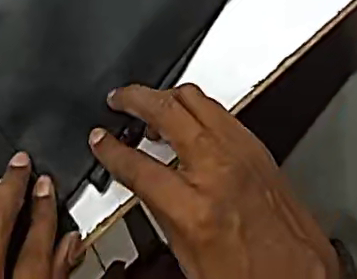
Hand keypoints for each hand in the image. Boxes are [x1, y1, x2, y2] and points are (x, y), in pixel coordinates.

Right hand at [89, 85, 340, 278]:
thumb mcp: (192, 261)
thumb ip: (164, 214)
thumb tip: (143, 182)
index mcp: (196, 209)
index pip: (138, 164)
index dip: (110, 150)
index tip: (99, 139)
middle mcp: (218, 169)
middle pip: (165, 110)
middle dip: (133, 98)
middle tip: (118, 98)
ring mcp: (240, 152)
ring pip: (194, 98)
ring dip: (165, 95)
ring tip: (148, 101)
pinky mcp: (257, 146)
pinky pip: (219, 109)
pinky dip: (195, 105)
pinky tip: (187, 115)